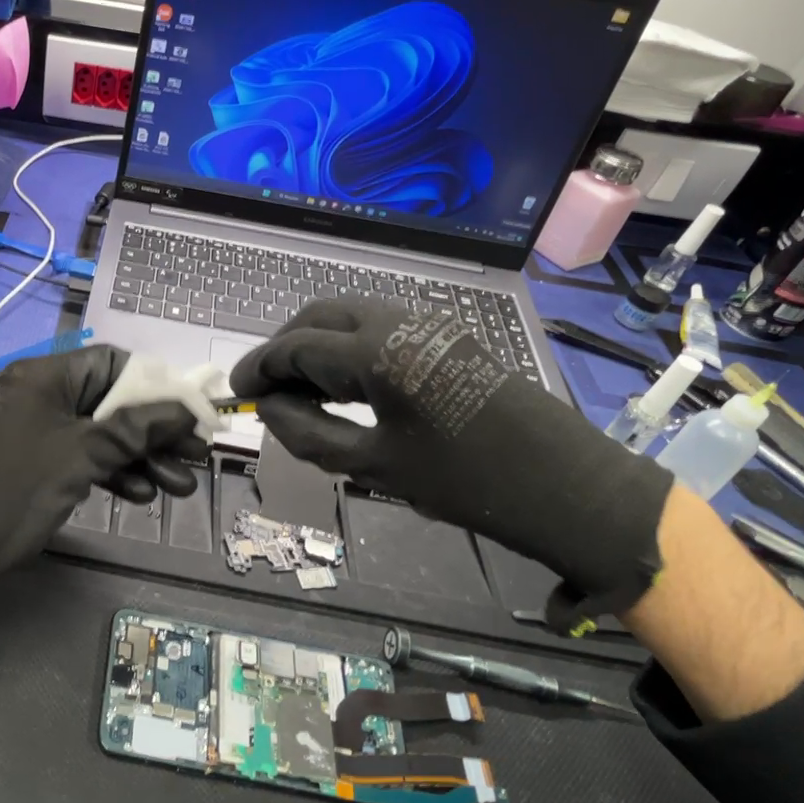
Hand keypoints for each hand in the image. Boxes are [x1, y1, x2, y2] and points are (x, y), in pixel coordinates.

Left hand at [0, 346, 205, 633]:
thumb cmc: (14, 494)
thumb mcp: (81, 457)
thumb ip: (135, 430)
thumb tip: (186, 409)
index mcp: (42, 376)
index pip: (112, 363)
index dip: (157, 386)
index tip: (192, 413)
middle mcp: (38, 393)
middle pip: (110, 402)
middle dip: (154, 431)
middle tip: (197, 455)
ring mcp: (34, 428)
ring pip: (99, 433)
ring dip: (139, 458)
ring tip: (181, 486)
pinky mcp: (33, 460)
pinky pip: (80, 455)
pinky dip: (110, 472)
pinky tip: (142, 495)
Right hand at [230, 299, 672, 629]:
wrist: (568, 486)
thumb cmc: (467, 483)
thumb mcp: (376, 466)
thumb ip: (309, 433)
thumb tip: (269, 407)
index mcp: (377, 350)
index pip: (296, 346)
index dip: (258, 367)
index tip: (235, 390)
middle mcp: (398, 320)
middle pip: (319, 317)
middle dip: (284, 347)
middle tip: (265, 388)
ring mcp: (428, 323)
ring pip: (349, 316)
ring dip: (316, 344)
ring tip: (299, 389)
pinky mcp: (448, 336)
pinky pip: (380, 327)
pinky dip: (348, 347)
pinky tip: (345, 384)